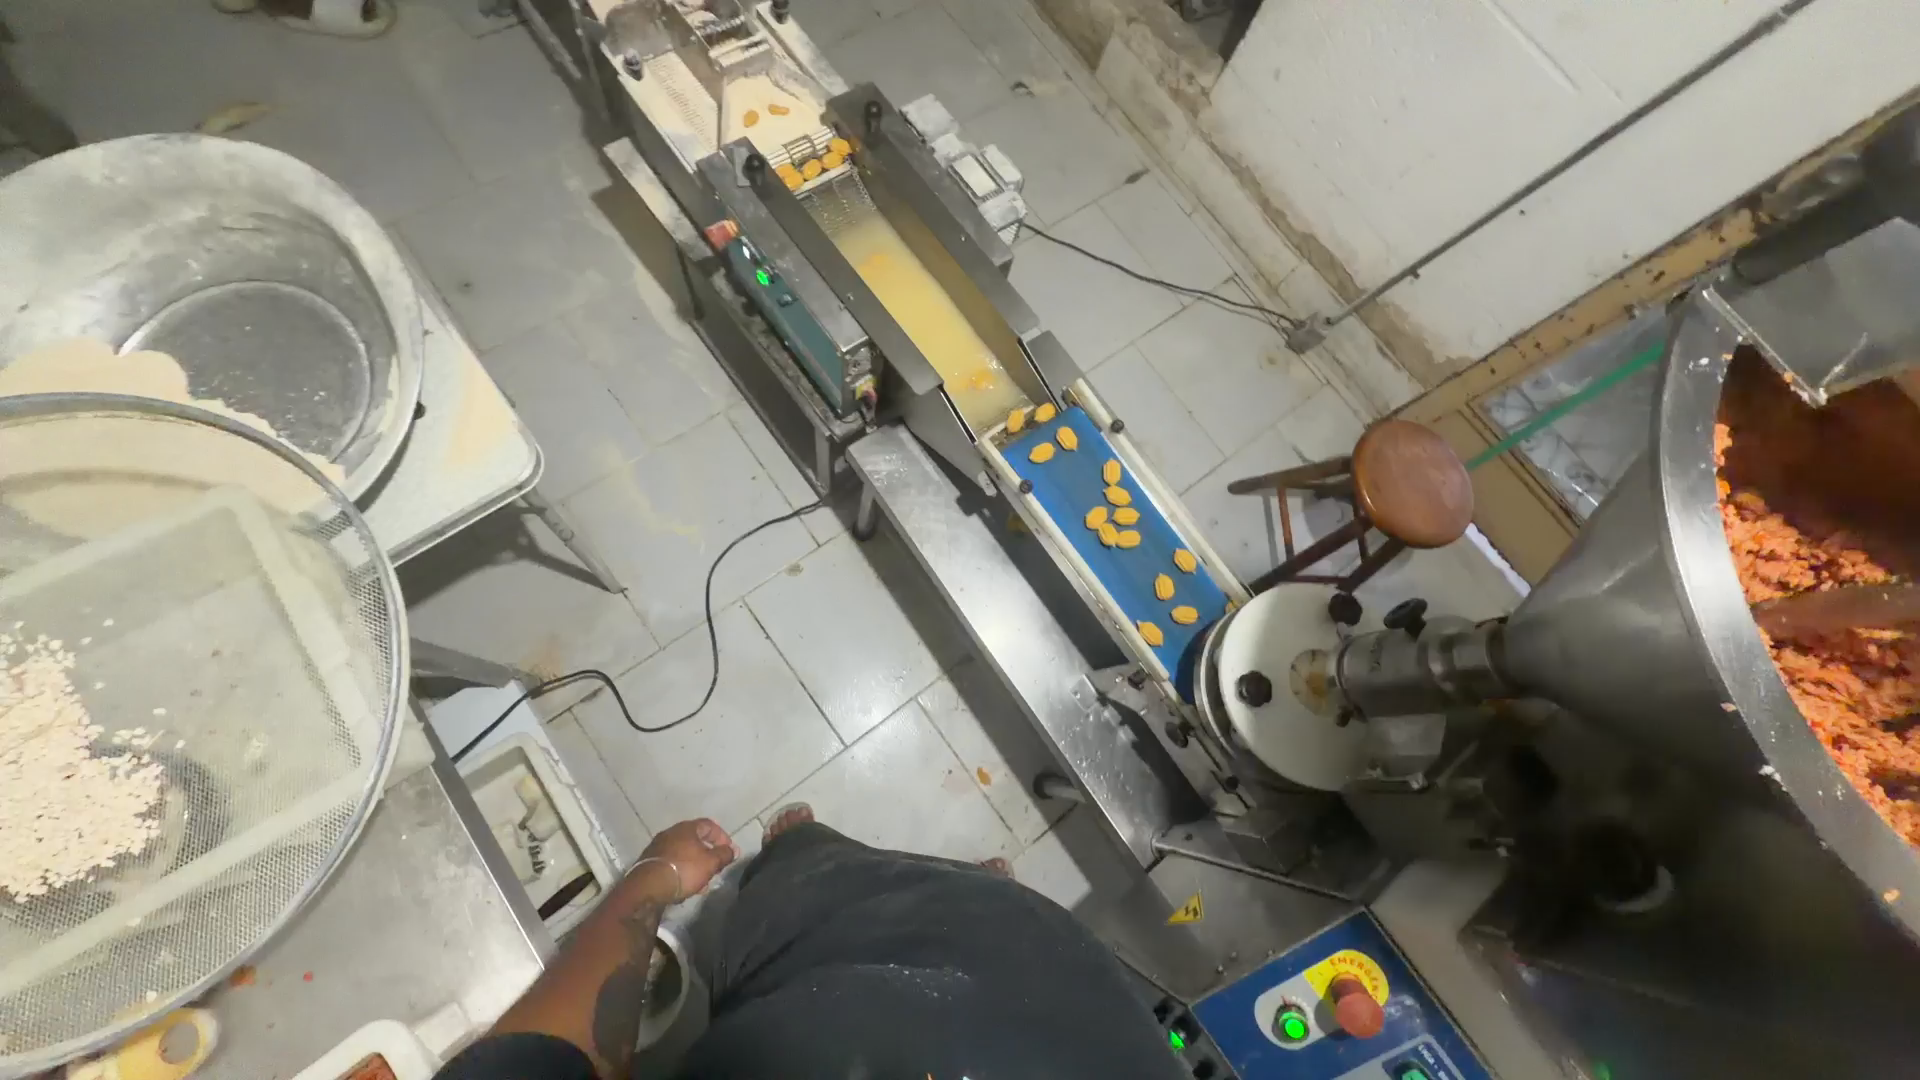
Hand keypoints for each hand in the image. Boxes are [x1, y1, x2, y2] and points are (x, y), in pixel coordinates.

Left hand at [634, 818, 738, 900]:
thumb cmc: (683, 870)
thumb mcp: (710, 863)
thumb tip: (733, 850)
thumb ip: (724, 855)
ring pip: (682, 854)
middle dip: (707, 855)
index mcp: (686, 828)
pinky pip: (670, 865)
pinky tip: (684, 887)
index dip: (722, 837)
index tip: (729, 852)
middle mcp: (670, 833)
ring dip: (694, 866)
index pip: (709, 825)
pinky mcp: (647, 864)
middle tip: (715, 869)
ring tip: (701, 884)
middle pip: (695, 840)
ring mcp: (656, 848)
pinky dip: (680, 872)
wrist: (647, 889)